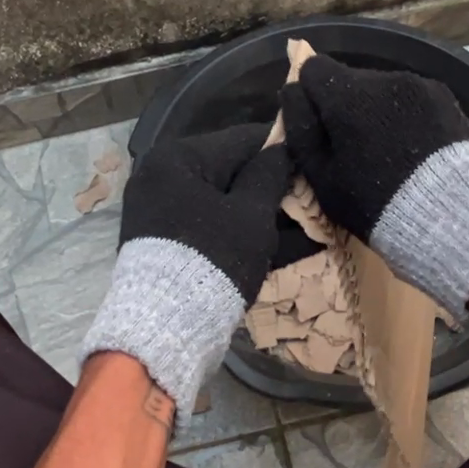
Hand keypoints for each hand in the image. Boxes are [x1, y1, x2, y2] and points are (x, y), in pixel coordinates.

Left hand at [79, 123, 293, 429]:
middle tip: (308, 197)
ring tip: (299, 223)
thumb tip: (280, 148)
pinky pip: (208, 225)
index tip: (311, 161)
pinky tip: (277, 243)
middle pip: (229, 172)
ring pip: (221, 202)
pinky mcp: (161, 241)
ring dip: (258, 212)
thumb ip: (268, 175)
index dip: (280, 149)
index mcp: (176, 158)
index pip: (240, 140)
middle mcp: (159, 176)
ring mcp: (157, 211)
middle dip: (269, 186)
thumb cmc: (211, 259)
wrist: (165, 326)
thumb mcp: (250, 215)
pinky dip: (237, 232)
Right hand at [277, 53, 468, 312]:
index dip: (309, 95)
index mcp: (349, 95)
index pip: (313, 69)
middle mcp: (385, 79)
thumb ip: (301, 129)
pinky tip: (412, 152)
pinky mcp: (448, 100)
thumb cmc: (379, 206)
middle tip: (351, 149)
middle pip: (349, 79)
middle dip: (343, 106)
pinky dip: (402, 117)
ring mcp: (421, 86)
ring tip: (386, 155)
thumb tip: (291, 92)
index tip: (316, 126)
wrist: (458, 223)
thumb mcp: (324, 178)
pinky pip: (410, 99)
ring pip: (381, 90)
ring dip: (374, 112)